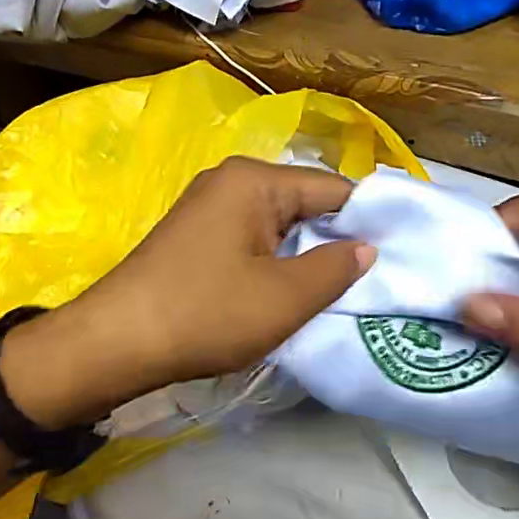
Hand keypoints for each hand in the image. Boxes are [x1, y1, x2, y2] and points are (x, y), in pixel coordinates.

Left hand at [4, 158, 374, 428]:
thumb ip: (335, 268)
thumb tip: (366, 247)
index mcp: (252, 180)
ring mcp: (209, 204)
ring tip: (341, 288)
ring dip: (305, 251)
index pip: (330, 187)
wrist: (118, 339)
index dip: (368, 219)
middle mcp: (230, 179)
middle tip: (376, 277)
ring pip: (278, 221)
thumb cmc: (205, 312)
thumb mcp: (283, 298)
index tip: (401, 253)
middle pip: (303, 201)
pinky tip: (291, 287)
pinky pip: (252, 234)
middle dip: (336, 237)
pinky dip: (275, 257)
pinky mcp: (196, 230)